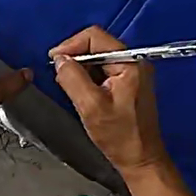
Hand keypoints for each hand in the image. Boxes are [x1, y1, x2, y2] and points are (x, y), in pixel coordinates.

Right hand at [50, 26, 173, 178]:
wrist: (141, 159)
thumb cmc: (119, 135)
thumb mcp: (90, 106)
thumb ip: (73, 78)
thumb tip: (60, 59)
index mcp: (130, 62)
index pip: (95, 37)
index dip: (71, 45)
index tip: (54, 60)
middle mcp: (134, 61)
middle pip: (97, 45)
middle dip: (75, 57)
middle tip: (59, 76)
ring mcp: (133, 72)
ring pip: (99, 58)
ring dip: (81, 68)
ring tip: (69, 86)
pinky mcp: (129, 83)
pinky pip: (104, 70)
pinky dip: (89, 77)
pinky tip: (81, 92)